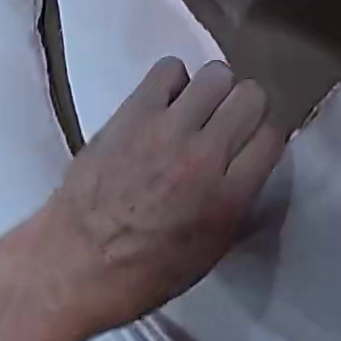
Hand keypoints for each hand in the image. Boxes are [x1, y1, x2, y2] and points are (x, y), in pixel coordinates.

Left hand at [36, 57, 284, 336]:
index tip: (253, 139)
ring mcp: (167, 130)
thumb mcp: (210, 251)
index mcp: (227, 199)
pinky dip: (173, 81)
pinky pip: (171, 69)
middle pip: (251, 96)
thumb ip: (241, 200)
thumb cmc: (141, 272)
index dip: (266, 134)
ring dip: (213, 89)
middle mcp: (204, 158)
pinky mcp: (134, 112)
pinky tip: (165, 102)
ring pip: (217, 74)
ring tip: (197, 108)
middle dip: (245, 106)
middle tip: (227, 121)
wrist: (68, 267)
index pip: (273, 135)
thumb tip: (257, 159)